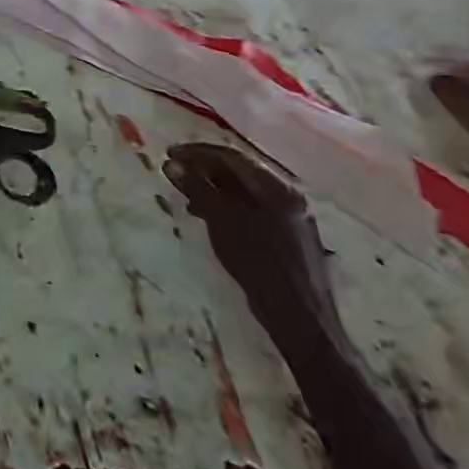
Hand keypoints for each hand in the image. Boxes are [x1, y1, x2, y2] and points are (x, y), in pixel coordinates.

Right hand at [163, 143, 334, 325]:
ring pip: (243, 192)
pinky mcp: (285, 236)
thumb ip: (198, 189)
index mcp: (278, 189)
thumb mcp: (222, 221)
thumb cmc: (259, 262)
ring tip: (186, 196)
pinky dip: (225, 206)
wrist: (300, 316)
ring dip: (212, 188)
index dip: (197, 152)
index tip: (169, 154)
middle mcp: (288, 197)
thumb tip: (172, 164)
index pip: (232, 157)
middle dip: (204, 169)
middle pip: (239, 172)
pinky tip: (207, 216)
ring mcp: (289, 217)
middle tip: (174, 173)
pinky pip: (250, 209)